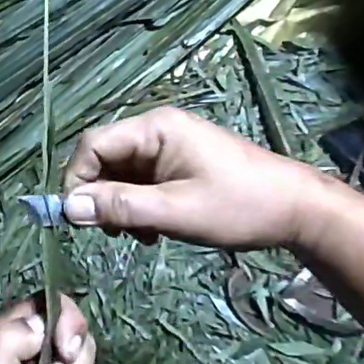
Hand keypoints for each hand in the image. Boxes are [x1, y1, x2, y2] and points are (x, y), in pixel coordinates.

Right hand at [62, 106, 327, 249]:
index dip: (78, 179)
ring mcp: (167, 147)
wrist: (296, 210)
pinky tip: (152, 231)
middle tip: (115, 232)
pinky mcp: (176, 165)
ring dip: (120, 206)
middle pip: (104, 159)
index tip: (80, 218)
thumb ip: (121, 206)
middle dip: (101, 197)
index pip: (92, 144)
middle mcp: (156, 130)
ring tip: (140, 235)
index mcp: (154, 128)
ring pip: (120, 174)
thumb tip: (67, 208)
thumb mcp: (175, 210)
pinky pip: (140, 182)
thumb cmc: (239, 205)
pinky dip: (137, 206)